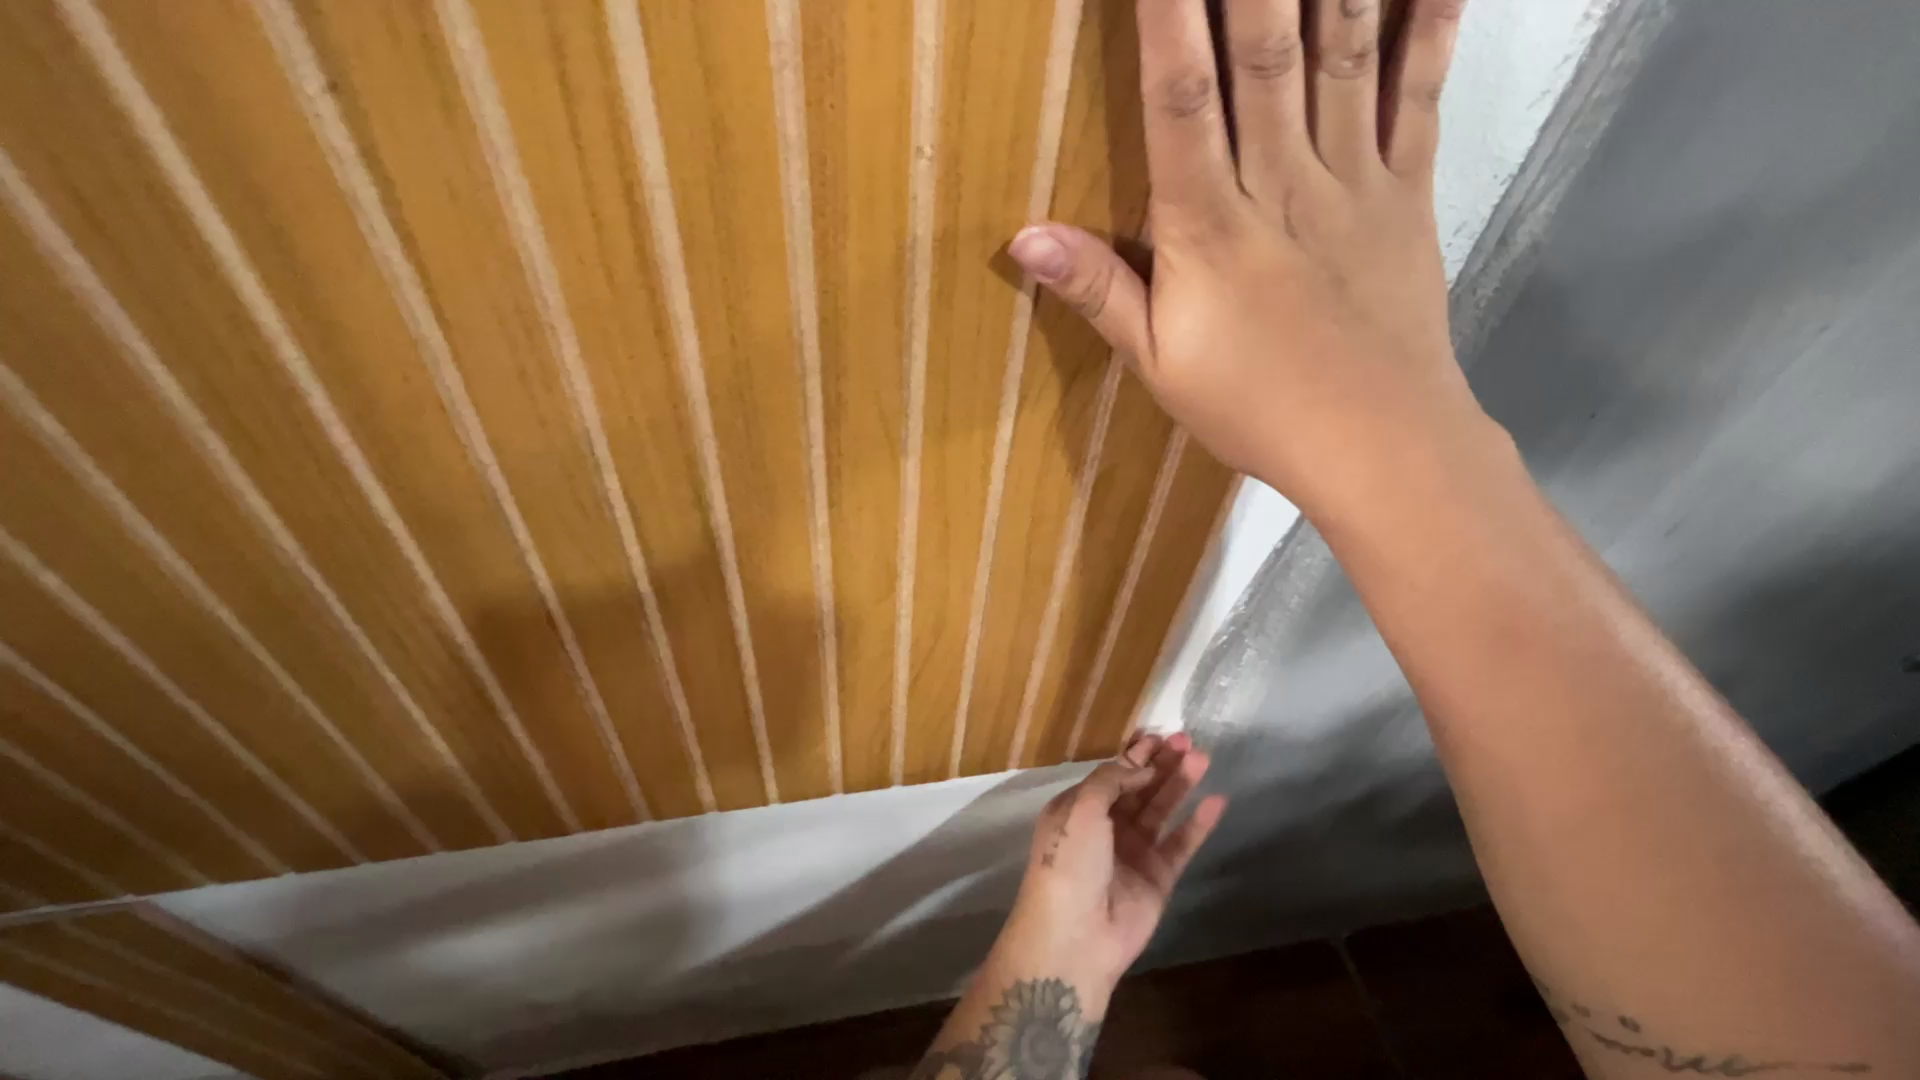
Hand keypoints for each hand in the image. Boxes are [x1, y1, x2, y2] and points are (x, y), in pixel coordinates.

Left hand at [994, 733, 1226, 995]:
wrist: (1076, 935)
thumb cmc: (1069, 861)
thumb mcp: (1081, 809)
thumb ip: (1112, 781)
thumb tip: (1139, 765)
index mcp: (1077, 809)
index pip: (1111, 774)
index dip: (1134, 754)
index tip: (1159, 735)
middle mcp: (1105, 827)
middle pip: (1139, 788)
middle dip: (1161, 763)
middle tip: (1188, 740)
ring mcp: (1133, 852)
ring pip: (1161, 810)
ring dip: (1180, 784)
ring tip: (1203, 758)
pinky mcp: (1158, 878)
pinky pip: (1181, 843)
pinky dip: (1198, 824)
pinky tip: (1217, 801)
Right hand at [1008, 0, 1487, 510]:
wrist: (1376, 442)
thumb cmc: (1255, 408)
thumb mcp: (1160, 363)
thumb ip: (1099, 292)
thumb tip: (1023, 238)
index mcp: (1210, 227)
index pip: (1180, 99)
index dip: (1166, 17)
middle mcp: (1282, 183)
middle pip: (1262, 50)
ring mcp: (1354, 179)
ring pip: (1341, 51)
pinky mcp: (1410, 190)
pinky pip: (1420, 91)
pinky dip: (1428, 20)